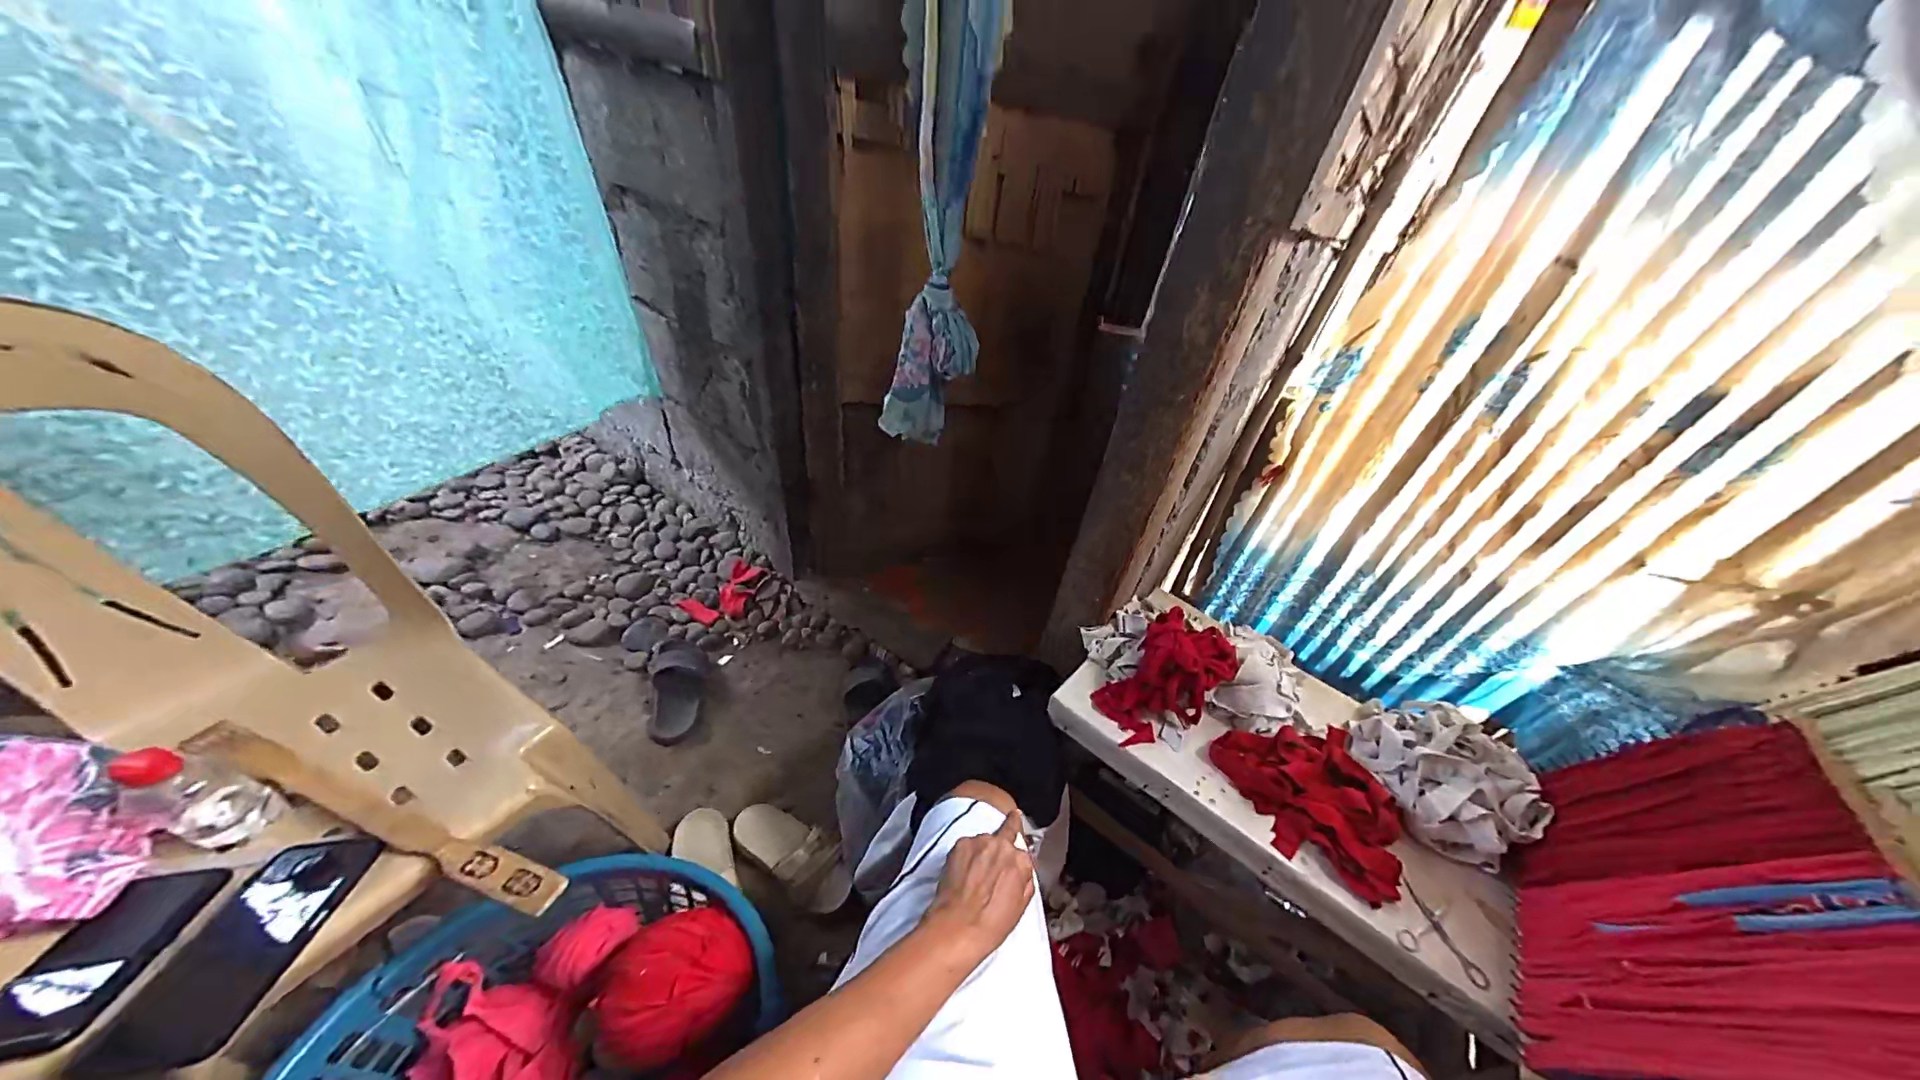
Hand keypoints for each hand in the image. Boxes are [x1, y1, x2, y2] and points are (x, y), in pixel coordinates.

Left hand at [921, 809, 1034, 958]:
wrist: (957, 927)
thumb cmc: (992, 924)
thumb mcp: (1021, 906)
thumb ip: (1025, 879)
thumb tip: (1023, 869)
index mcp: (1021, 861)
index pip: (1024, 850)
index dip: (1018, 857)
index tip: (1014, 856)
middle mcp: (1002, 845)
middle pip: (1006, 834)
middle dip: (1004, 841)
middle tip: (1000, 847)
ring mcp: (980, 842)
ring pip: (985, 840)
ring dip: (984, 850)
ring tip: (976, 872)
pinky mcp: (960, 843)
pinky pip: (968, 844)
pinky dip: (967, 854)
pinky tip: (964, 872)